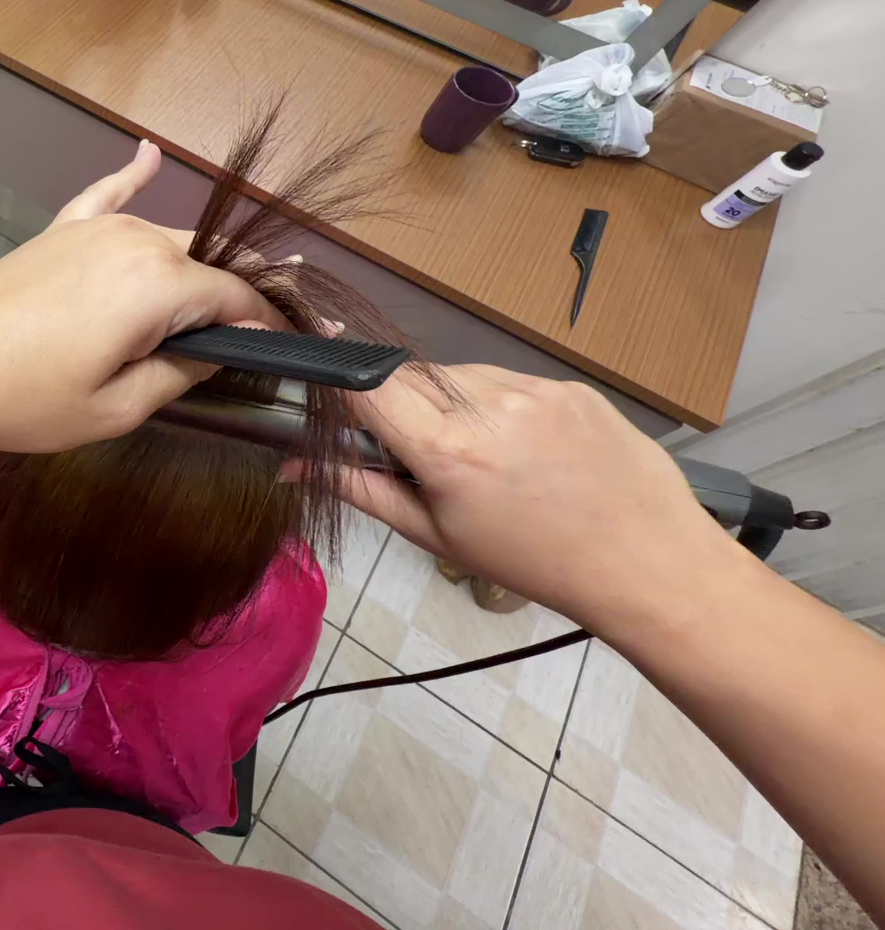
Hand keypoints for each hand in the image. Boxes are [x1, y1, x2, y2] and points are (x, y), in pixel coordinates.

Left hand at [0, 141, 289, 453]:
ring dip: (192, 269)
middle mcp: (133, 239)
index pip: (238, 298)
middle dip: (234, 298)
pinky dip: (131, 178)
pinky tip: (149, 155)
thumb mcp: (114, 408)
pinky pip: (105, 195)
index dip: (269, 325)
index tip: (292, 349)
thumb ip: (180, 374)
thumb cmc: (19, 399)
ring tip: (210, 304)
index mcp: (158, 283)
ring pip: (166, 238)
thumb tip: (218, 350)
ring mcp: (90, 229)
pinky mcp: (55, 233)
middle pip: (205, 265)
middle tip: (248, 339)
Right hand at [326, 364, 735, 623]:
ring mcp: (536, 389)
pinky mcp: (569, 385)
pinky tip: (515, 440)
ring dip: (442, 399)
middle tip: (415, 446)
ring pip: (452, 373)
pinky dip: (488, 400)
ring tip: (474, 447)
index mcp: (448, 451)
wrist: (653, 566)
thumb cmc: (528, 561)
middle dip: (394, 400)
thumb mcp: (431, 532)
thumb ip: (356, 488)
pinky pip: (501, 377)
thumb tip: (288, 466)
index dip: (340, 377)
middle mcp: (490, 407)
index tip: (324, 373)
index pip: (368, 386)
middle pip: (406, 375)